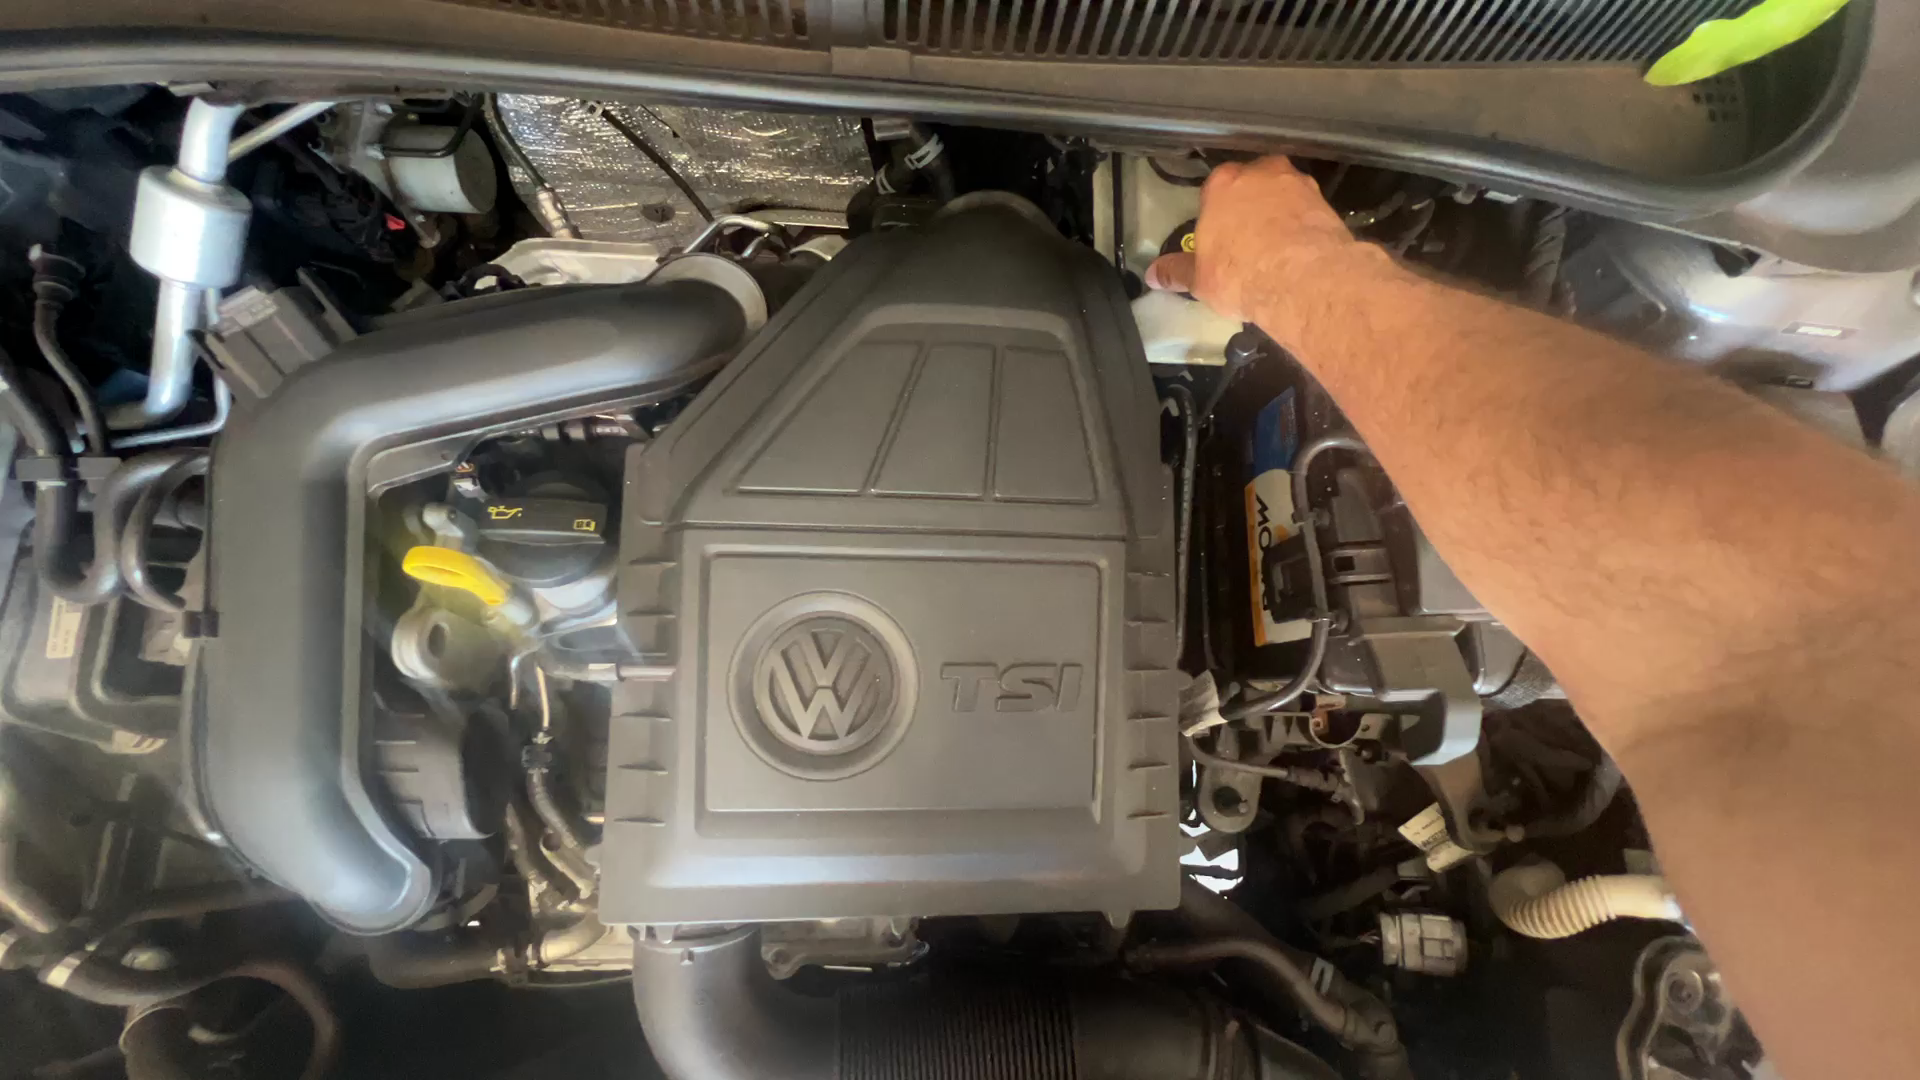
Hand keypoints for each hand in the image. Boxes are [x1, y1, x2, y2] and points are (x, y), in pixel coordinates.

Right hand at [1145, 157, 1390, 343]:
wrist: (1300, 278)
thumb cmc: (1239, 273)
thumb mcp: (1198, 279)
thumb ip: (1175, 272)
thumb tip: (1153, 274)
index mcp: (1222, 184)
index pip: (1213, 190)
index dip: (1214, 215)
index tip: (1215, 238)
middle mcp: (1260, 172)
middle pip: (1249, 186)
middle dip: (1246, 208)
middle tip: (1242, 241)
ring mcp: (1296, 182)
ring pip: (1280, 194)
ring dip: (1275, 214)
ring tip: (1271, 250)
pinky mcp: (1324, 200)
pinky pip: (1305, 210)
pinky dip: (1299, 226)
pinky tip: (1293, 253)